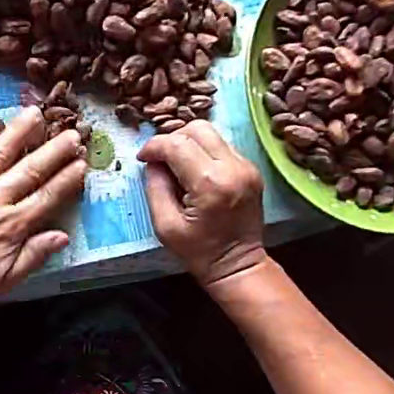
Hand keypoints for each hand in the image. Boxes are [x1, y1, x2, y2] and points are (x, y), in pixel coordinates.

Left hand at [0, 105, 86, 316]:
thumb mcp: (4, 280)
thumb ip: (34, 256)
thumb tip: (63, 236)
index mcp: (11, 226)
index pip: (48, 196)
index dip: (68, 179)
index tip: (83, 163)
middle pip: (31, 169)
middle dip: (55, 150)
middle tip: (72, 133)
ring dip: (19, 130)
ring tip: (35, 112)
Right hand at [137, 122, 267, 289]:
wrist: (238, 264)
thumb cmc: (198, 251)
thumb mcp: (164, 225)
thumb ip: (155, 187)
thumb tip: (153, 162)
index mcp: (210, 184)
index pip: (176, 145)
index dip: (153, 147)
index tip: (142, 159)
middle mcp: (233, 168)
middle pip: (197, 129)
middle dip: (171, 139)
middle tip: (159, 159)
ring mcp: (246, 166)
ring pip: (211, 133)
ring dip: (188, 143)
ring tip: (175, 164)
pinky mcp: (251, 169)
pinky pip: (222, 146)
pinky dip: (203, 151)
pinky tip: (194, 171)